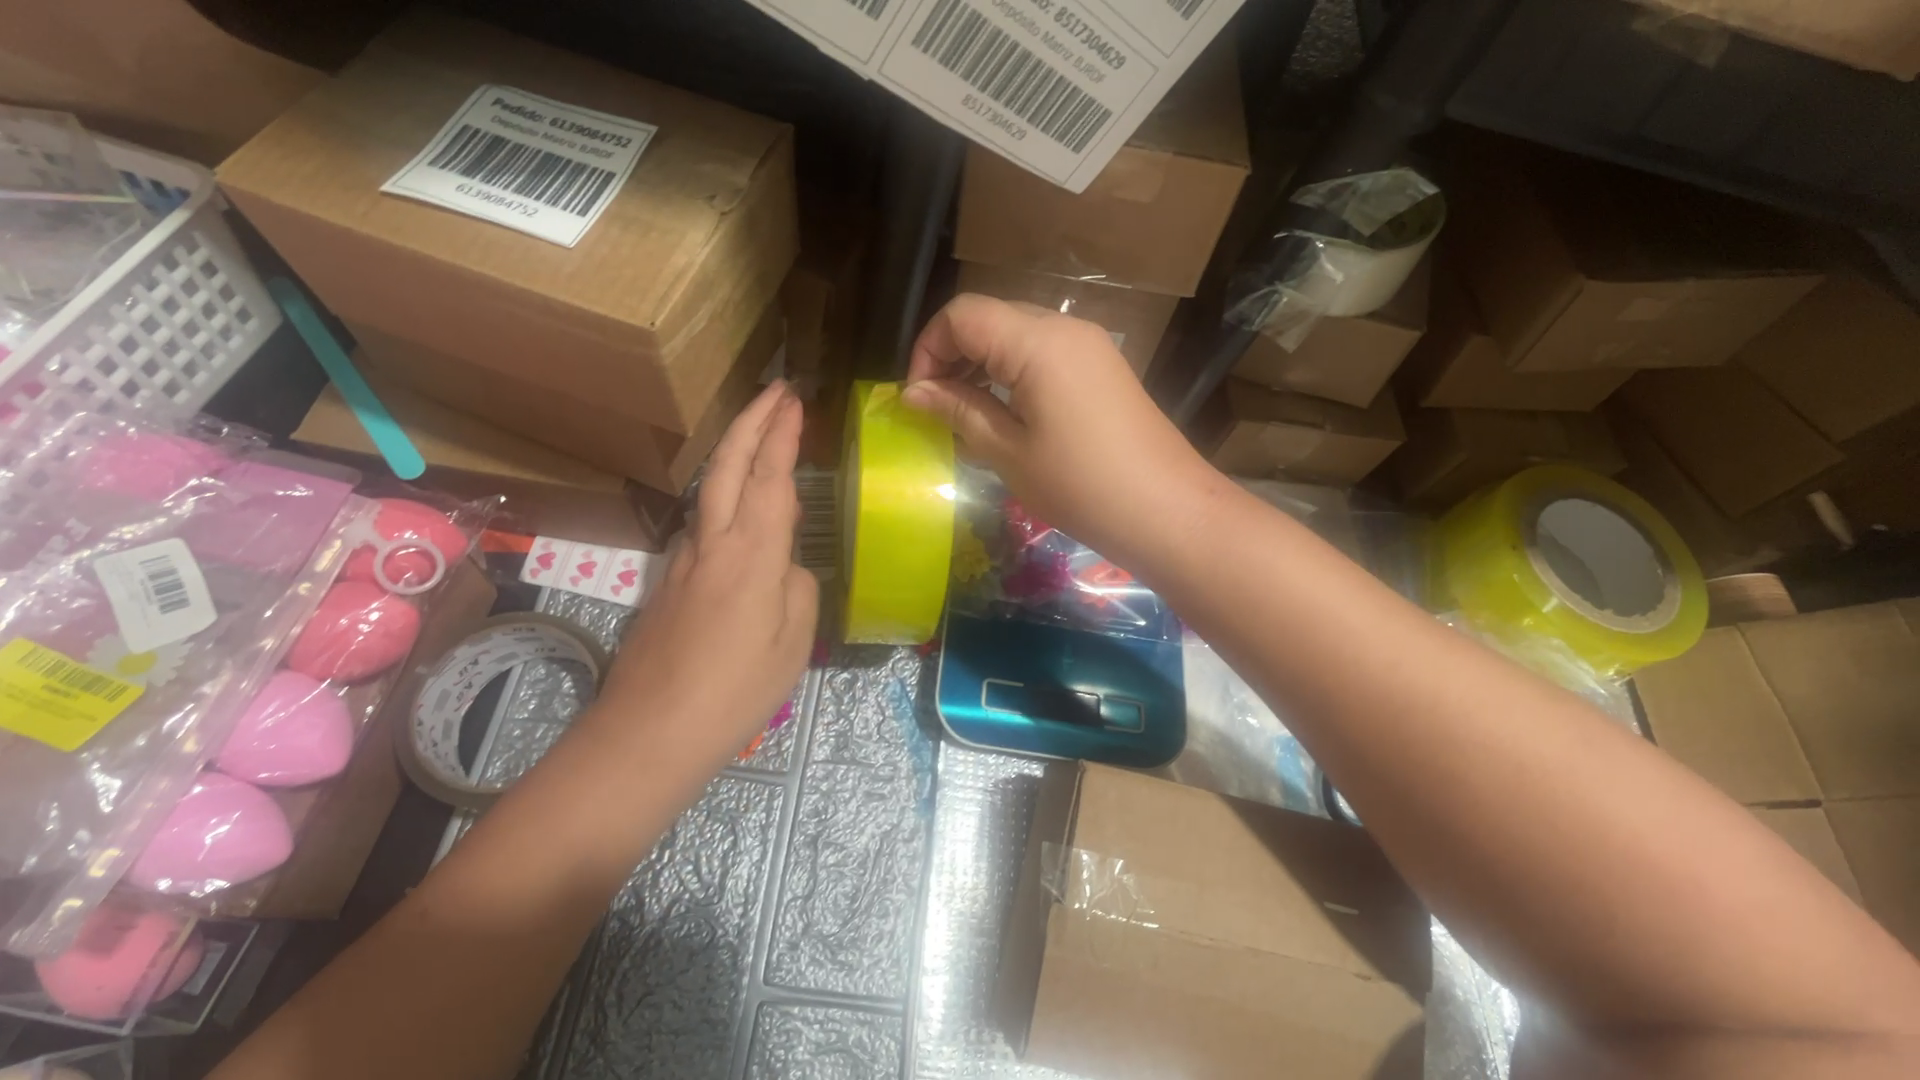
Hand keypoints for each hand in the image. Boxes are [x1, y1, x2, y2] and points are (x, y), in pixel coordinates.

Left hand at [592, 381, 817, 767]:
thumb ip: (796, 591)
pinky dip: (726, 500)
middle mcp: (712, 544)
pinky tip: (741, 517)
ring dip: (736, 455)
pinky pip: (702, 525)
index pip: (772, 478)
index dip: (782, 435)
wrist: (650, 731)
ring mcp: (682, 560)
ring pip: (710, 491)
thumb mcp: (792, 645)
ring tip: (764, 441)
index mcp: (752, 556)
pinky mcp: (667, 582)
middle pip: (729, 465)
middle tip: (776, 392)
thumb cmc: (735, 692)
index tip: (793, 399)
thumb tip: (784, 568)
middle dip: (752, 421)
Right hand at [902, 294, 1222, 563]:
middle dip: (953, 353)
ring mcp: (1089, 344)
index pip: (962, 314)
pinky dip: (1013, 369)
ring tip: (966, 411)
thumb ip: (959, 411)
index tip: (918, 396)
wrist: (1167, 510)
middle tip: (936, 406)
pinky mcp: (1103, 366)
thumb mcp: (1009, 452)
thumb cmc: (1081, 485)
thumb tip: (912, 392)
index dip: (928, 348)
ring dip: (982, 361)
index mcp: (1037, 341)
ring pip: (1017, 331)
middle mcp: (1064, 327)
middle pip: (990, 316)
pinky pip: (1044, 350)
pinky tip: (1007, 411)